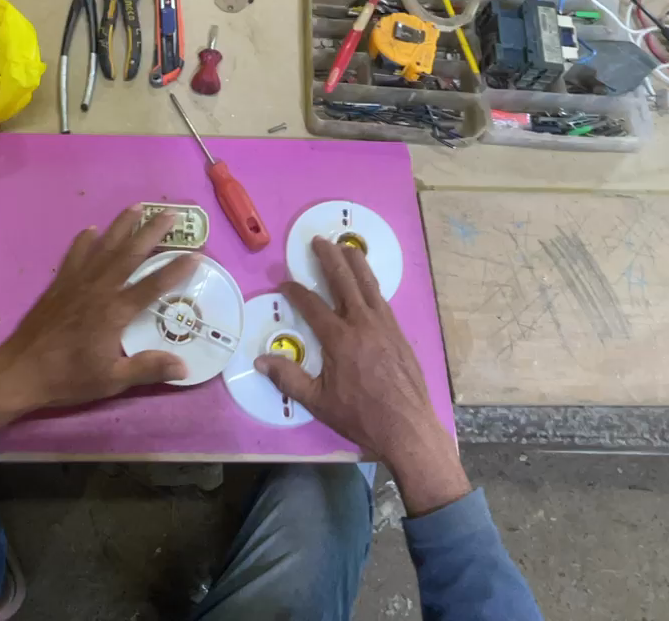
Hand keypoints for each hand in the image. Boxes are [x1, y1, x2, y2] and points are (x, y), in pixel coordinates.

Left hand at [0, 206, 199, 429]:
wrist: (19, 371)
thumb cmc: (67, 377)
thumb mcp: (111, 381)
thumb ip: (147, 369)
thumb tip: (185, 367)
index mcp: (115, 311)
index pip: (153, 285)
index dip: (176, 269)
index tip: (197, 254)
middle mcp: (99, 289)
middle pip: (130, 253)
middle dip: (151, 231)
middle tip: (170, 212)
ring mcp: (77, 282)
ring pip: (104, 246)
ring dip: (122, 225)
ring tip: (137, 206)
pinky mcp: (59, 284)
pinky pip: (75, 255)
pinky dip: (84, 241)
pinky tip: (91, 229)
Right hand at [257, 238, 470, 515]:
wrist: (408, 428)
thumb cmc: (360, 416)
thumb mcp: (318, 402)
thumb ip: (288, 378)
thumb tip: (260, 361)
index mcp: (339, 338)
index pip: (311, 304)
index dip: (295, 291)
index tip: (284, 283)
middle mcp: (362, 323)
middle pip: (343, 280)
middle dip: (329, 257)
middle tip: (318, 240)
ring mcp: (384, 325)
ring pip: (368, 283)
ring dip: (355, 262)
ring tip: (346, 246)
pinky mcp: (398, 332)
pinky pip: (381, 299)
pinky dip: (370, 284)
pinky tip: (367, 282)